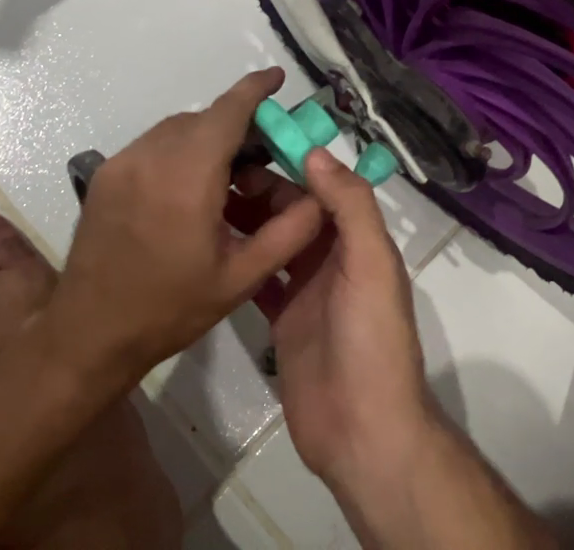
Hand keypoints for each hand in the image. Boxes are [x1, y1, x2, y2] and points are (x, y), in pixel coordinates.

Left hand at [47, 67, 326, 383]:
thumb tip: (320, 195)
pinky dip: (178, 152)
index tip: (278, 78)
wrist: (90, 333)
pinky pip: (151, 146)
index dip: (255, 90)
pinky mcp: (105, 175)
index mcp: (188, 177)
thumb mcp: (242, 278)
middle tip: (262, 157)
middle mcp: (151, 157)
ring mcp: (122, 164)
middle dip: (236, 126)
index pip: (227, 112)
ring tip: (226, 178)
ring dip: (205, 139)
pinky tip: (189, 190)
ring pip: (176, 130)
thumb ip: (289, 232)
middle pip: (203, 120)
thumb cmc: (171, 308)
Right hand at [225, 148, 438, 486]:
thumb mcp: (371, 265)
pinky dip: (240, 260)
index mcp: (359, 241)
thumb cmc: (370, 341)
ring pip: (273, 242)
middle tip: (213, 173)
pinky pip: (259, 280)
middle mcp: (333, 259)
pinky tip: (207, 246)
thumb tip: (315, 152)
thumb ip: (350, 207)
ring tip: (202, 199)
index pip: (322, 188)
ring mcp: (305, 291)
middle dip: (260, 189)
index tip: (249, 141)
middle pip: (293, 212)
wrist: (361, 431)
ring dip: (246, 219)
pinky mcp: (281, 321)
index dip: (291, 163)